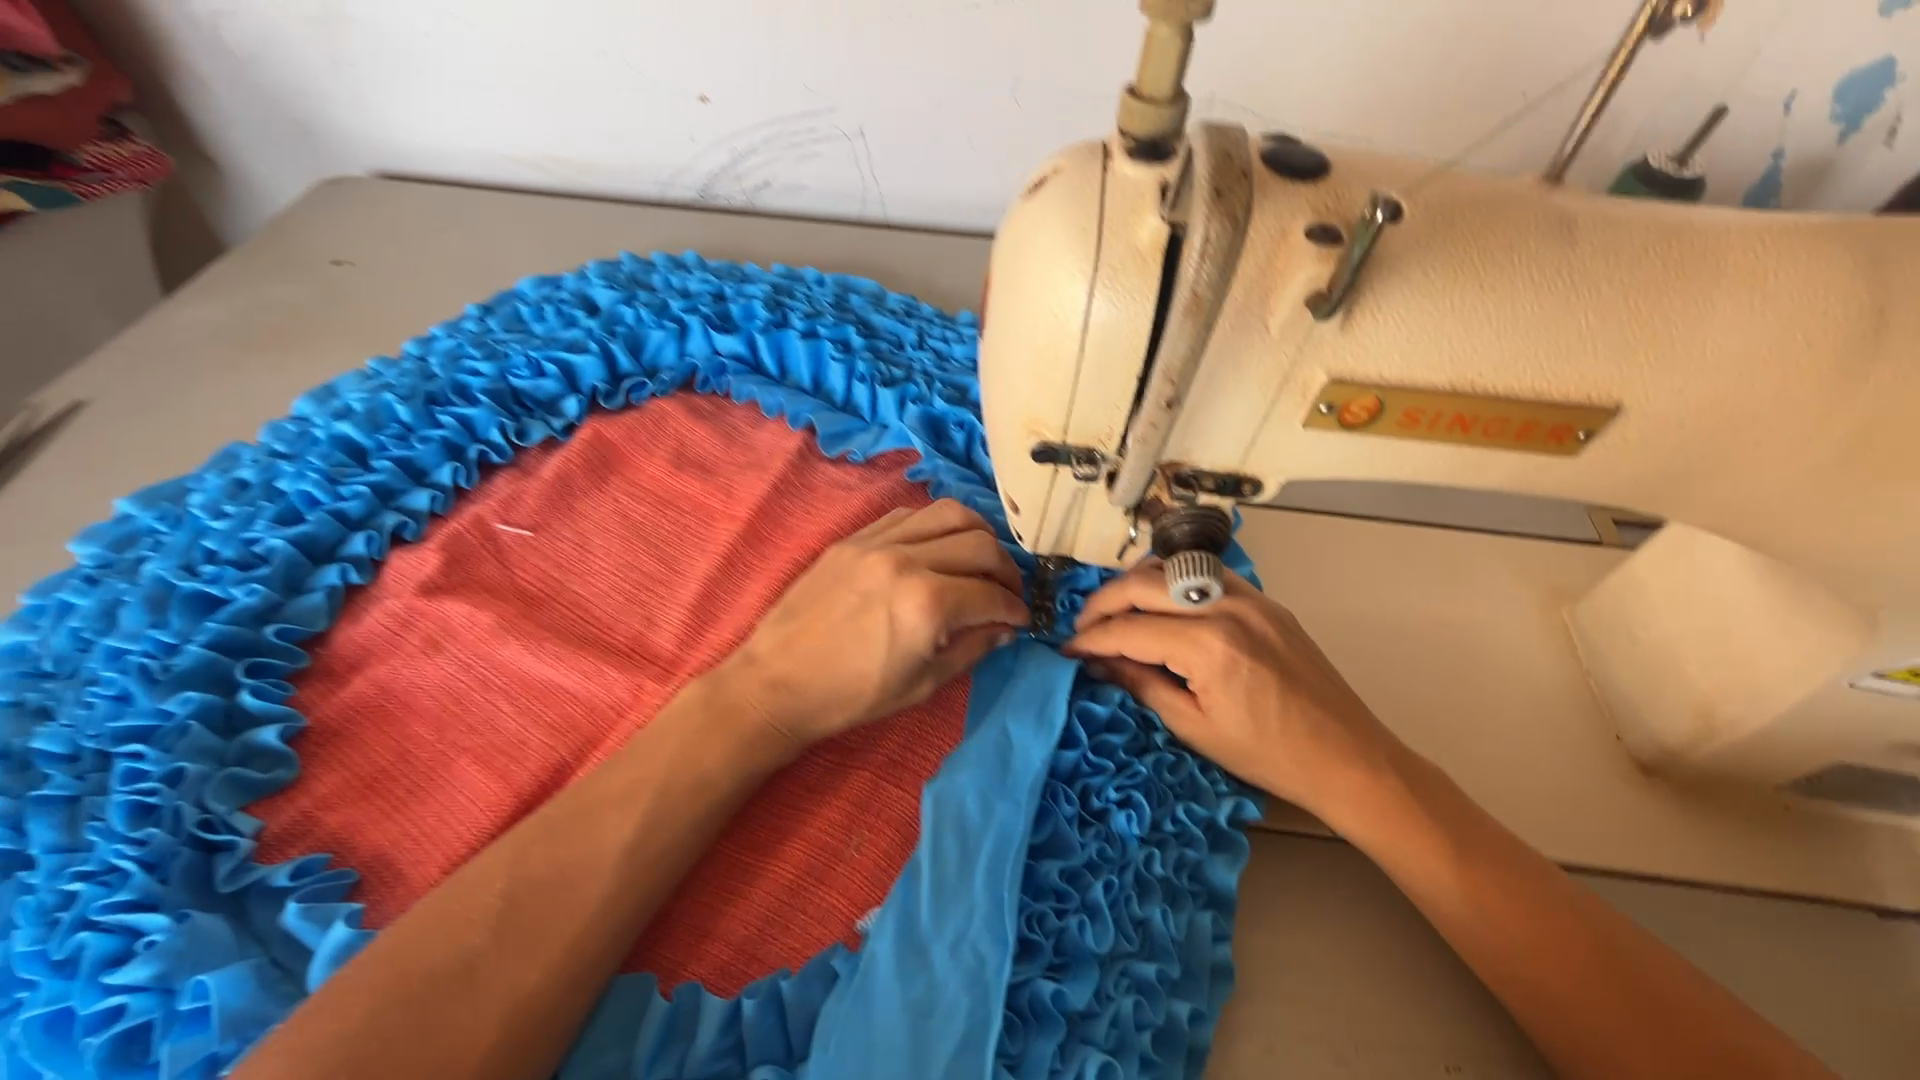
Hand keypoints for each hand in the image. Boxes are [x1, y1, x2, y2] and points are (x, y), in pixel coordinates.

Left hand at [714, 499, 1029, 751]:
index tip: (1022, 620)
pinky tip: (939, 547)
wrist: (777, 682)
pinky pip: (910, 514)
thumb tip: (1005, 628)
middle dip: (1006, 570)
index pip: (992, 594)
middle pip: (980, 544)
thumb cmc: (851, 697)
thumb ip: (972, 649)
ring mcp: (878, 542)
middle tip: (1007, 593)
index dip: (1015, 609)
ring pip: (949, 513)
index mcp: (927, 604)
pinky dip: (936, 525)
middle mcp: (907, 560)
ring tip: (982, 559)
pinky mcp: (855, 537)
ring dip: (978, 534)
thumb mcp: (923, 685)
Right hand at [1062, 559, 1406, 821]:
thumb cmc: (1268, 755)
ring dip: (1136, 584)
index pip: (1130, 629)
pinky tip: (1161, 607)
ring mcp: (1251, 598)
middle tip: (1083, 628)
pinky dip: (1174, 583)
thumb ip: (1143, 685)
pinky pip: (1207, 577)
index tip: (1067, 650)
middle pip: (1144, 585)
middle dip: (1103, 603)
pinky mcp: (1266, 602)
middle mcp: (1227, 608)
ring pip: (1175, 568)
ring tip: (1115, 612)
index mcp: (1208, 646)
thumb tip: (1099, 662)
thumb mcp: (1195, 728)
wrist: (1348, 756)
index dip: (1091, 639)